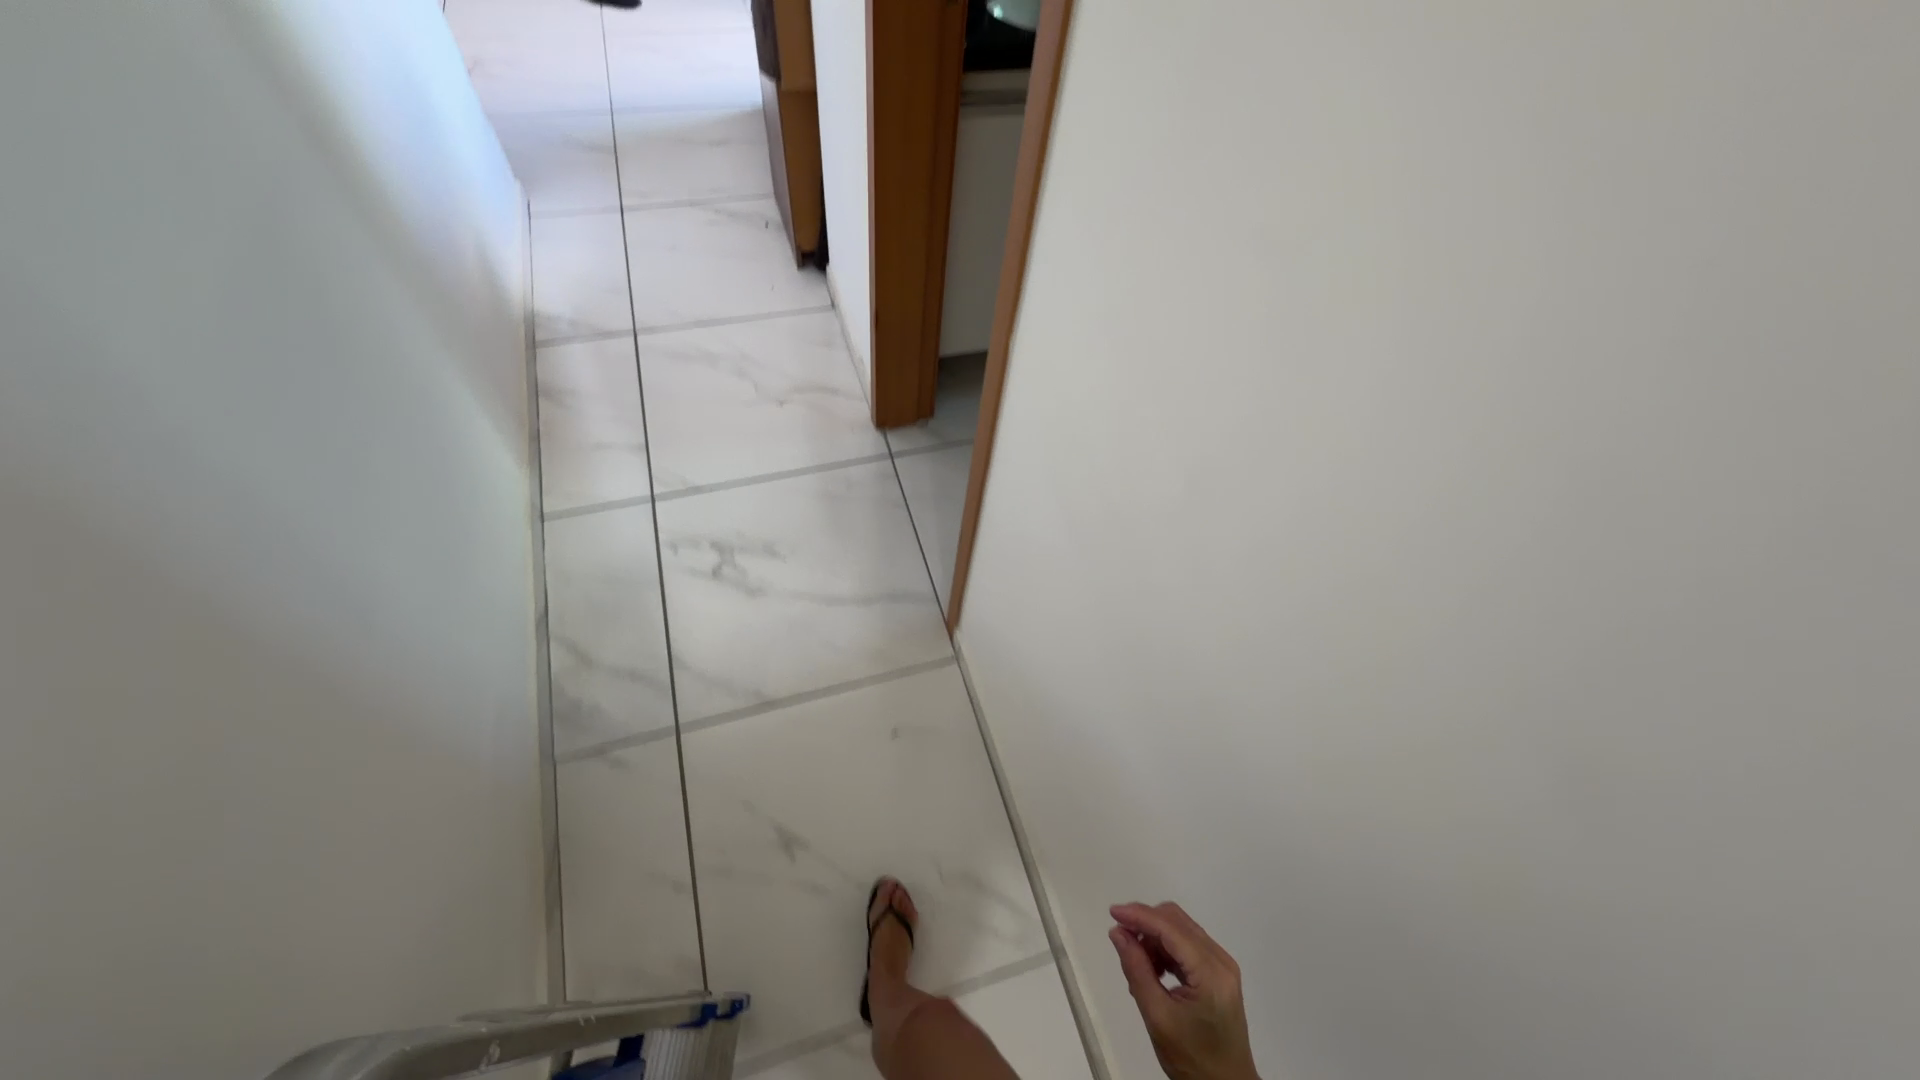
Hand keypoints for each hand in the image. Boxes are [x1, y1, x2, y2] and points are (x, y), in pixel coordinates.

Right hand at [1108, 902, 1259, 1079]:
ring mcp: (1222, 966)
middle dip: (1146, 924)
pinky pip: (1187, 946)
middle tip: (1122, 942)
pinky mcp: (1218, 974)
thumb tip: (1118, 933)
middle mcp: (1221, 961)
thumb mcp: (1158, 1017)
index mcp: (1211, 973)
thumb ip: (1137, 970)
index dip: (1140, 915)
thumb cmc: (1192, 1058)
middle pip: (1177, 921)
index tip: (1112, 912)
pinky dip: (1165, 950)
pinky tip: (1153, 971)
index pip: (1171, 929)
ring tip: (1138, 966)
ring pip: (1181, 930)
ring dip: (1154, 938)